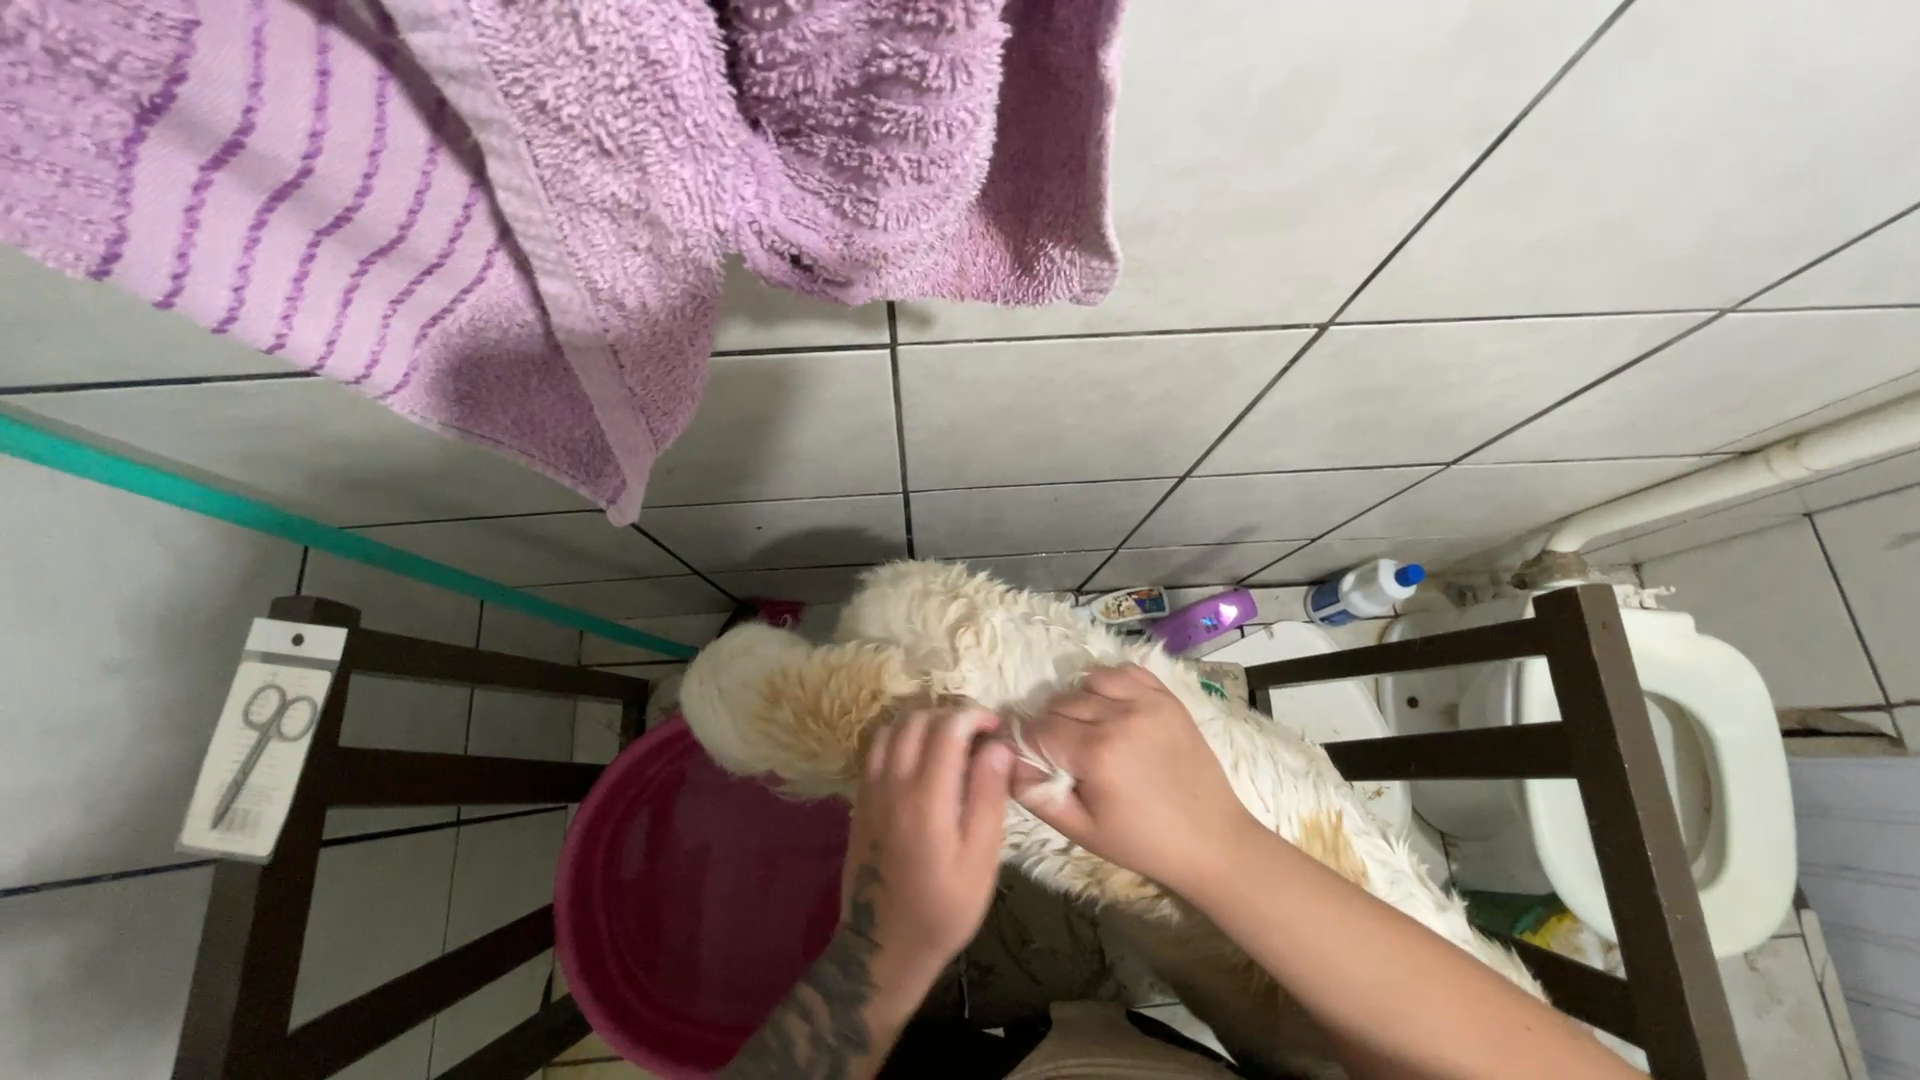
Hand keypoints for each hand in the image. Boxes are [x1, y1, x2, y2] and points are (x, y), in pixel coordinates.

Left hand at [839, 705, 1013, 992]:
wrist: (884, 945)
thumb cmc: (944, 907)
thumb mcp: (981, 859)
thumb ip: (989, 796)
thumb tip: (998, 745)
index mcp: (927, 796)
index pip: (947, 727)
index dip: (974, 715)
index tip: (996, 726)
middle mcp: (893, 783)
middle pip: (916, 719)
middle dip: (950, 714)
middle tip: (977, 733)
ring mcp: (870, 790)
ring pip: (891, 729)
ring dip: (922, 722)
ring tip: (949, 742)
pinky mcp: (859, 801)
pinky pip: (876, 750)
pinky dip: (900, 738)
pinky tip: (921, 759)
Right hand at [1011, 664, 1259, 894]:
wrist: (1211, 838)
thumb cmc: (1142, 841)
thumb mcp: (1081, 830)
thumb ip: (1035, 795)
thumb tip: (1005, 761)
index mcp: (1097, 754)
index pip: (1037, 729)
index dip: (1026, 743)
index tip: (1030, 757)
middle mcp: (1120, 717)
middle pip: (1059, 703)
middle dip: (1050, 725)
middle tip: (1062, 754)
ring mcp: (1147, 702)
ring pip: (1087, 682)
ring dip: (1078, 702)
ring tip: (1088, 730)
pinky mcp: (1167, 698)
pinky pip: (1123, 671)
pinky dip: (1109, 683)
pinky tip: (1112, 709)